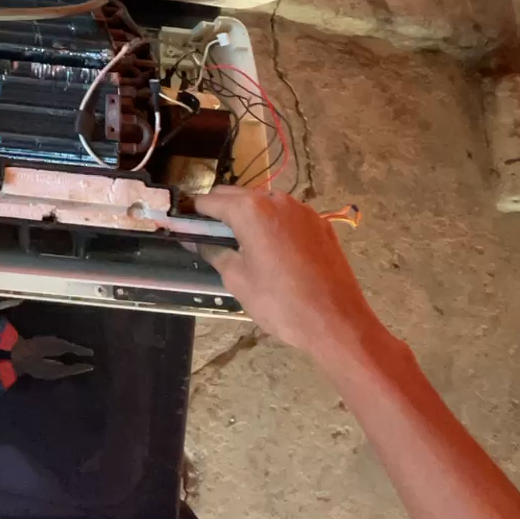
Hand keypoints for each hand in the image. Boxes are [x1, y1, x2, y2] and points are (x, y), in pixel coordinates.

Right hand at [193, 187, 385, 358]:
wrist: (338, 323)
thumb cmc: (280, 303)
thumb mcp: (236, 279)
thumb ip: (214, 252)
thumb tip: (194, 241)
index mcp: (250, 210)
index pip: (209, 201)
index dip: (192, 211)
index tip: (182, 221)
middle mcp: (275, 200)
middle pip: (235, 195)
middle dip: (219, 210)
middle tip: (208, 235)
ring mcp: (302, 210)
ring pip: (263, 202)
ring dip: (247, 214)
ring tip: (242, 243)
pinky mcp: (320, 223)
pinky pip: (286, 215)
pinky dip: (272, 223)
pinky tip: (273, 249)